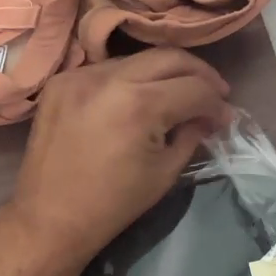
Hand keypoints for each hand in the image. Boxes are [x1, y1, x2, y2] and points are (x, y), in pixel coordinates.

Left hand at [8, 49, 233, 260]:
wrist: (50, 217)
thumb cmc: (113, 204)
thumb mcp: (165, 172)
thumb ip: (192, 135)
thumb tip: (209, 117)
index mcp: (140, 104)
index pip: (194, 88)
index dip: (217, 103)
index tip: (225, 118)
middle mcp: (110, 78)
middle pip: (169, 57)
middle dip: (199, 74)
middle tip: (214, 93)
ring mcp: (80, 75)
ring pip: (137, 59)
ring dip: (164, 73)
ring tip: (177, 94)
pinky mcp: (61, 82)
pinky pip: (106, 69)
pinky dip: (129, 78)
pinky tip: (138, 97)